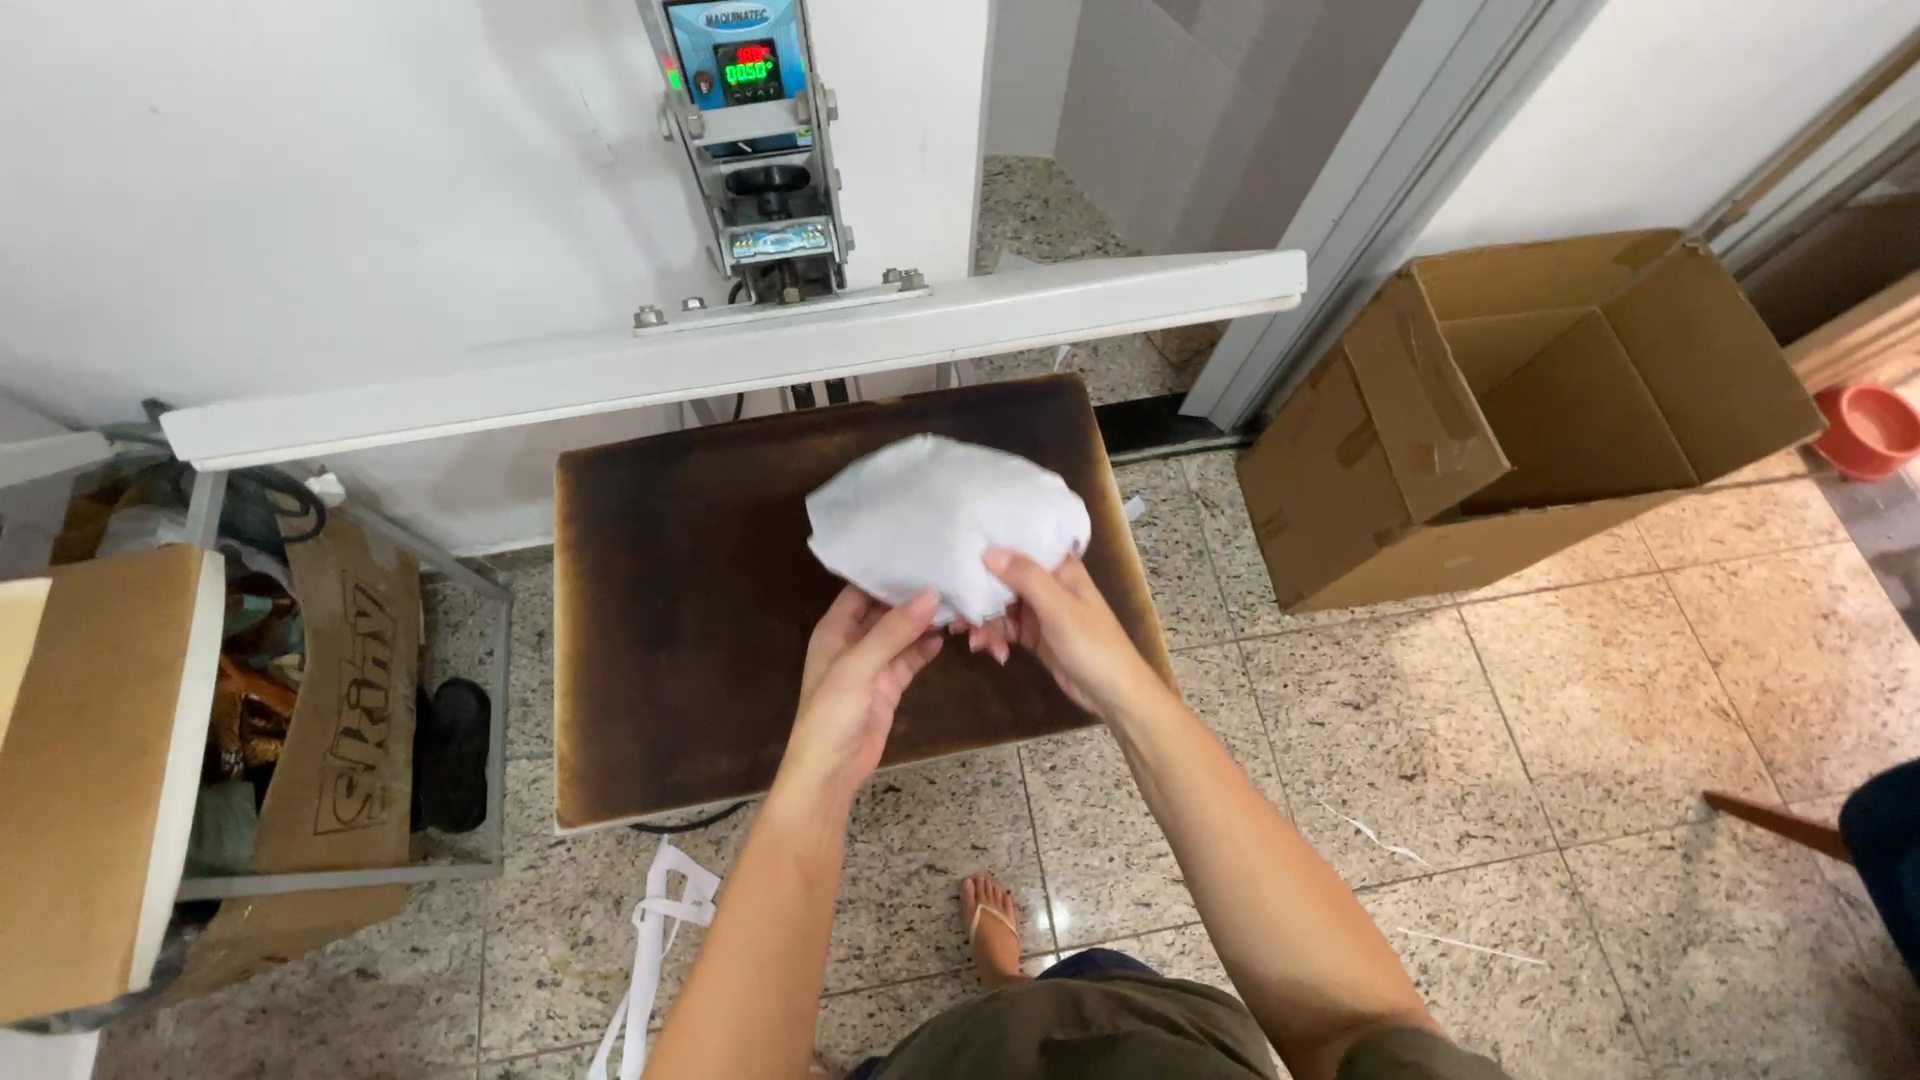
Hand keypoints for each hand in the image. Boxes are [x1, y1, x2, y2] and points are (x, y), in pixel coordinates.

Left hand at [780, 586, 943, 800]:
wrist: (830, 772)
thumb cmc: (831, 714)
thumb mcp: (858, 667)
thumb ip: (893, 631)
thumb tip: (929, 594)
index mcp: (833, 630)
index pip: (860, 590)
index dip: (886, 573)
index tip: (919, 552)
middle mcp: (852, 642)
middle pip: (884, 610)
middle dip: (911, 595)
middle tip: (946, 572)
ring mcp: (872, 664)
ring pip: (901, 634)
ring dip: (923, 621)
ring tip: (954, 598)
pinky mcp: (889, 685)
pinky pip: (909, 658)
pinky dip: (926, 647)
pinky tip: (947, 633)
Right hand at [957, 548, 1166, 722]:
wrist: (1114, 694)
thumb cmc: (1093, 645)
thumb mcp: (1058, 609)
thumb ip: (1026, 577)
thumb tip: (988, 550)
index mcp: (1060, 568)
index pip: (1020, 544)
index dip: (991, 547)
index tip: (959, 552)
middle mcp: (1048, 583)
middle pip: (1003, 577)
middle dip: (979, 593)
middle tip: (957, 612)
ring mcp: (1040, 610)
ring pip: (1000, 605)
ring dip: (985, 621)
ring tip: (975, 641)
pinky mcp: (1035, 635)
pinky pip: (1005, 628)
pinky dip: (995, 637)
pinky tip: (992, 652)